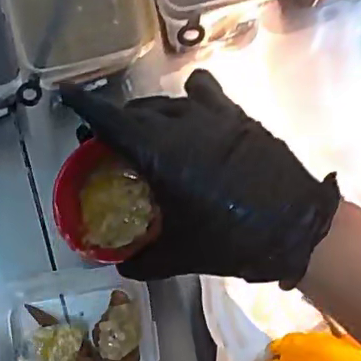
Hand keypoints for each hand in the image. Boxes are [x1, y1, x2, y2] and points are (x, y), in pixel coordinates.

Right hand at [61, 69, 340, 286]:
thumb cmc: (230, 241)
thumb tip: (120, 265)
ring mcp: (212, 115)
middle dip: (115, 121)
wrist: (295, 228)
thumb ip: (142, 260)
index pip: (110, 121)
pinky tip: (189, 121)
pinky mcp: (237, 115)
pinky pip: (201, 94)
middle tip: (104, 140)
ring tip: (146, 133)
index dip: (84, 107)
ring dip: (149, 113)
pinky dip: (186, 102)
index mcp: (159, 155)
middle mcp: (182, 125)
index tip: (65, 96)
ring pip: (166, 101)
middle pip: (135, 110)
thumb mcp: (178, 256)